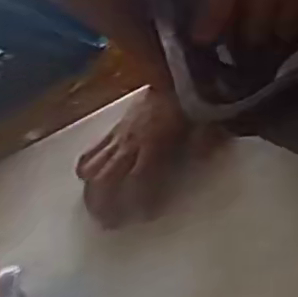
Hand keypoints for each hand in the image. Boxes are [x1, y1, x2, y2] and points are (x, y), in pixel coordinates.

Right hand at [74, 85, 223, 226]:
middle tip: (111, 224)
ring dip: (93, 194)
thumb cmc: (196, 98)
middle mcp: (131, 142)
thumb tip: (207, 160)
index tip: (146, 216)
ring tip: (97, 212)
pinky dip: (87, 170)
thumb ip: (207, 141)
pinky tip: (90, 182)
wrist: (175, 72)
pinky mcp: (112, 129)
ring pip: (94, 170)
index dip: (142, 198)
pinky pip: (90, 153)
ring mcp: (118, 136)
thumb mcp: (210, 119)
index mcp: (156, 141)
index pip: (143, 176)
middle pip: (109, 180)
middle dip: (108, 205)